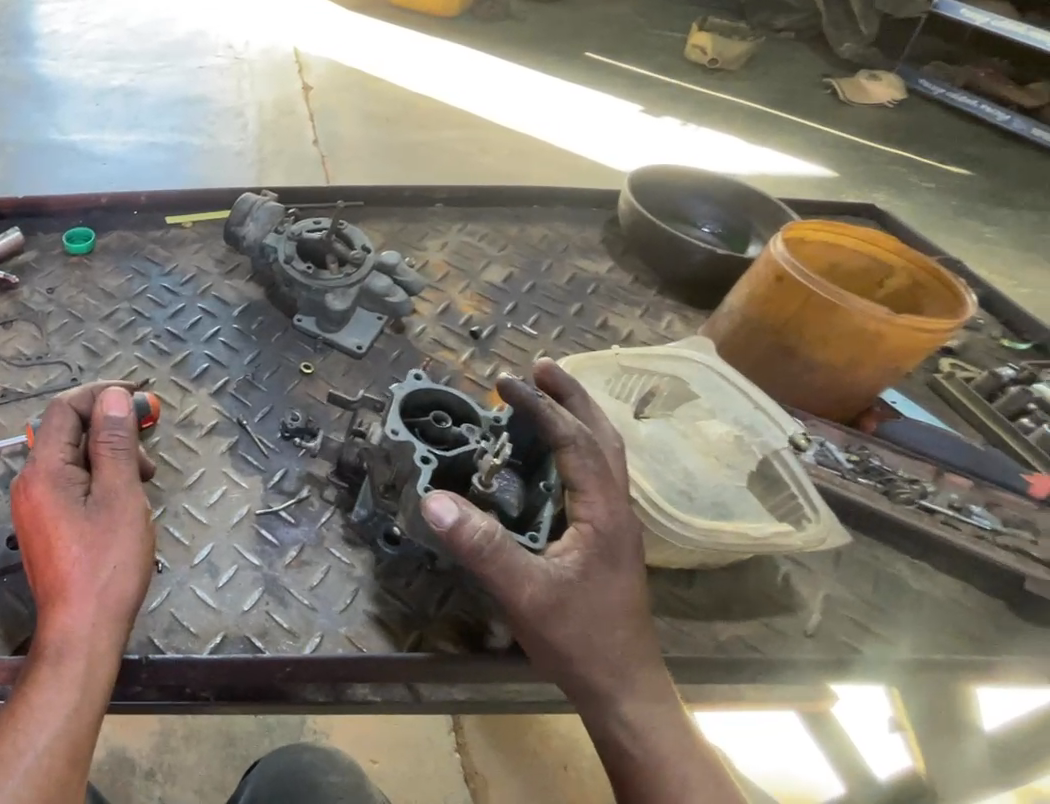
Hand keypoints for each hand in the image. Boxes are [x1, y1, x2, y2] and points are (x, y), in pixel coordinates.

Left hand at [10, 383, 156, 659]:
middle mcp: (29, 481)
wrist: (80, 634)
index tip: (139, 398)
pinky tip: (124, 501)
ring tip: (144, 481)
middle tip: (149, 449)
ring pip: (71, 460)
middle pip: (68, 432)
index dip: (102, 395)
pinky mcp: (43, 526)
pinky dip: (98, 479)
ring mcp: (33, 506)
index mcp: (43, 469)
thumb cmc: (106, 565)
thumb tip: (114, 396)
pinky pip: (69, 484)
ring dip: (108, 456)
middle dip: (110, 430)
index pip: (66, 408)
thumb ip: (115, 442)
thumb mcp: (120, 496)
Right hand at [419, 358, 665, 708]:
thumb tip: (432, 500)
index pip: (575, 442)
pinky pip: (593, 475)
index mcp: (604, 513)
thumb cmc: (579, 639)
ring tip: (547, 395)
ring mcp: (615, 525)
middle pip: (603, 437)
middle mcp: (617, 510)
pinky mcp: (605, 539)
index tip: (504, 381)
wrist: (623, 688)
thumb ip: (480, 547)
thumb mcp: (523, 592)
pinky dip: (574, 447)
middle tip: (540, 366)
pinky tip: (550, 455)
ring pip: (605, 456)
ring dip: (578, 418)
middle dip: (573, 397)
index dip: (541, 407)